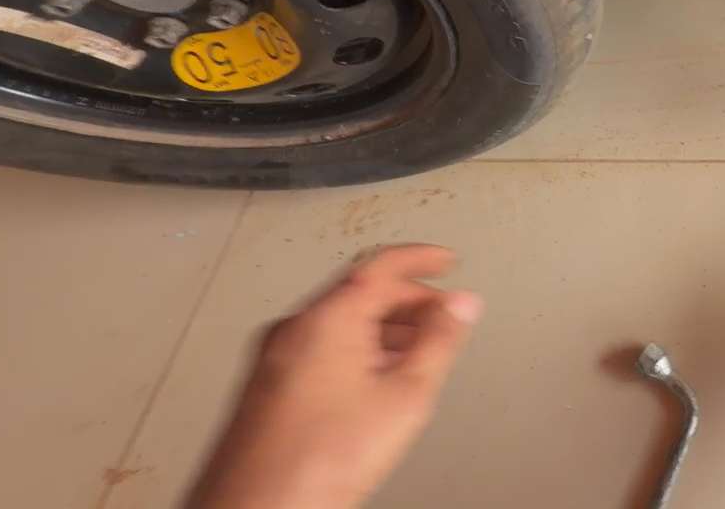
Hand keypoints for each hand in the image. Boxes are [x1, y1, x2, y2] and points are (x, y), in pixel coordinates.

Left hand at [188, 244, 482, 508]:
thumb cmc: (314, 466)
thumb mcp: (407, 393)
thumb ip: (442, 338)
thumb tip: (462, 304)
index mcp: (327, 318)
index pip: (384, 263)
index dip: (424, 258)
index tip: (446, 260)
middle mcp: (292, 330)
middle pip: (363, 291)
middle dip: (410, 301)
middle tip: (442, 313)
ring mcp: (271, 359)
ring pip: (342, 321)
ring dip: (386, 328)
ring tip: (417, 353)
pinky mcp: (262, 387)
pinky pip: (320, 345)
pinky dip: (358, 347)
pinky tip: (377, 381)